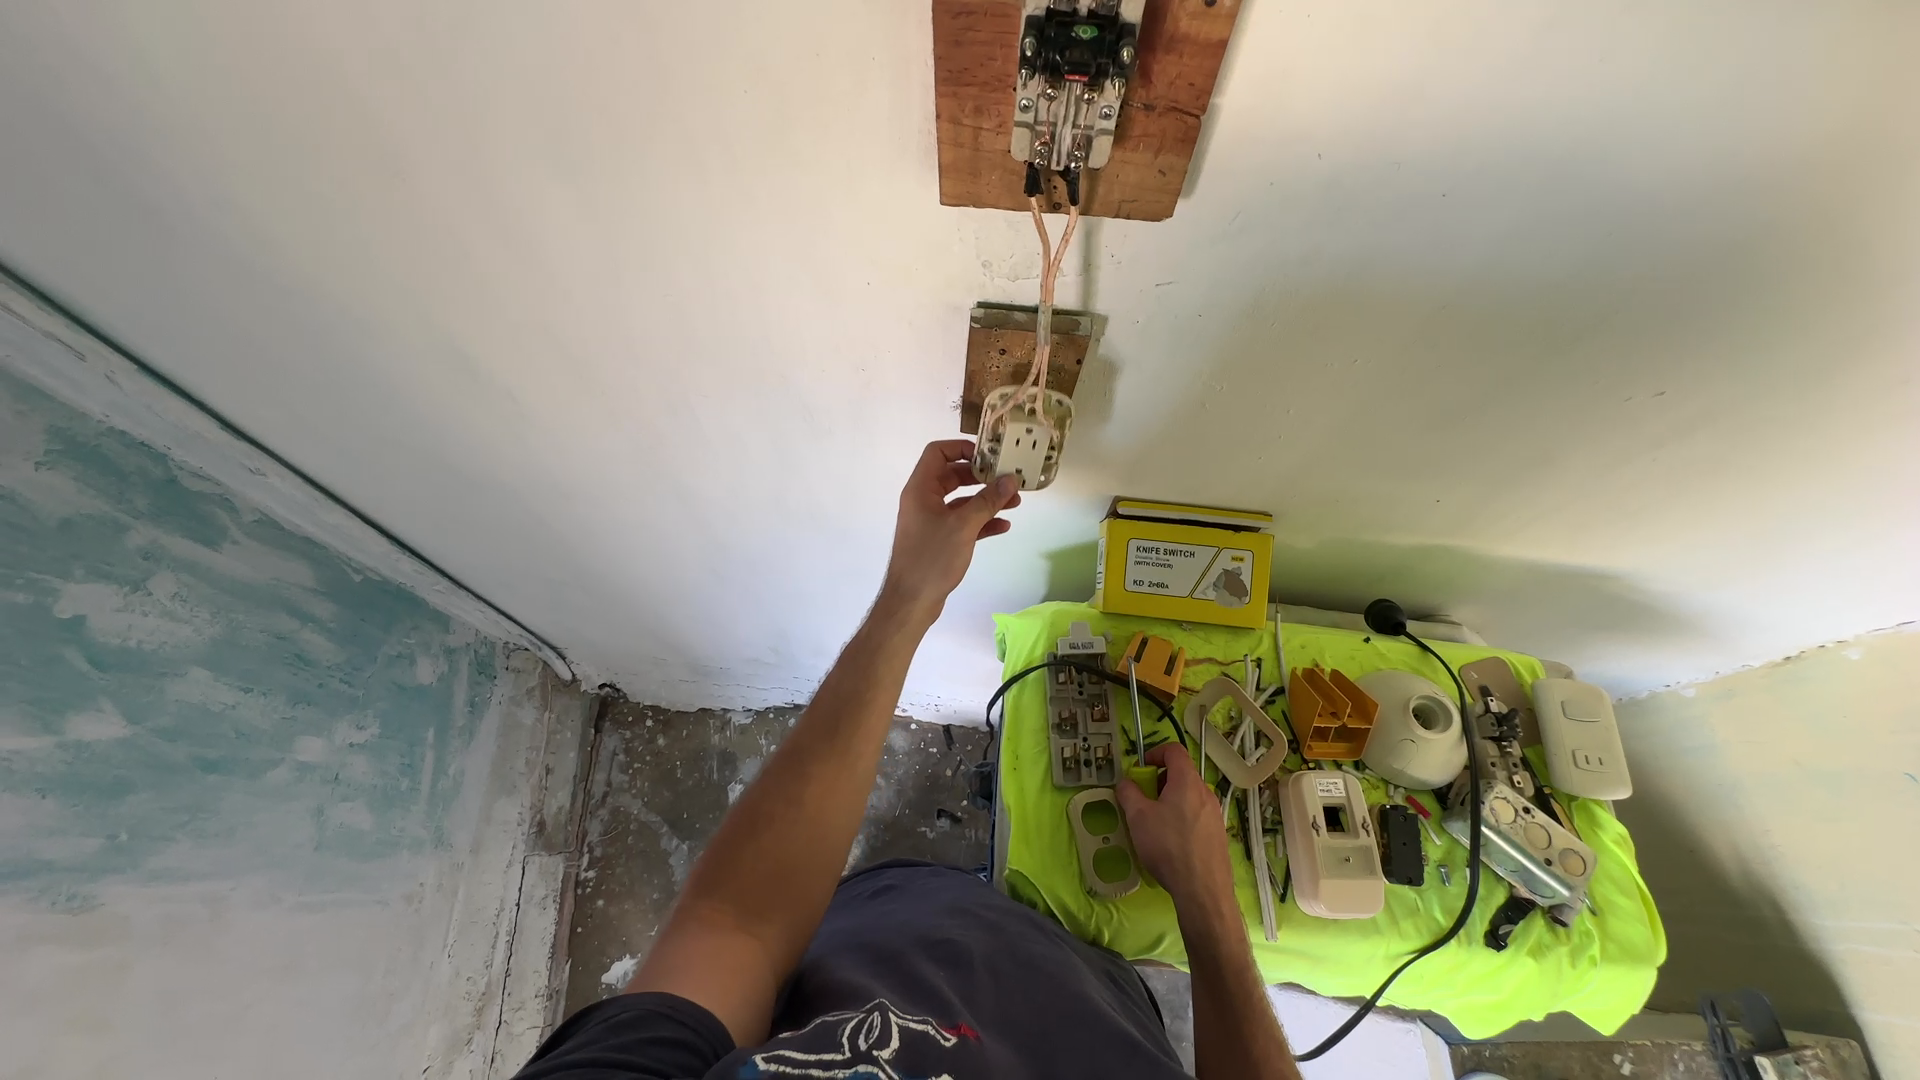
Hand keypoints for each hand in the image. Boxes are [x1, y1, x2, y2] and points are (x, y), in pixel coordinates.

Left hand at [877, 440, 1021, 624]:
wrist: (912, 600)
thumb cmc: (931, 558)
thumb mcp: (963, 526)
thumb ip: (988, 501)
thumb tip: (1010, 480)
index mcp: (920, 489)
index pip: (937, 453)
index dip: (961, 448)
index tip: (988, 455)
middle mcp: (923, 500)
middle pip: (953, 476)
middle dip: (981, 477)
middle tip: (1006, 478)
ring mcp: (931, 521)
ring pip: (961, 501)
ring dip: (986, 500)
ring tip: (1014, 503)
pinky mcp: (939, 540)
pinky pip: (962, 522)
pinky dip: (981, 521)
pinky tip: (1003, 526)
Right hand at [1118, 743, 1234, 907]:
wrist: (1202, 890)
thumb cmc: (1168, 847)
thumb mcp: (1138, 817)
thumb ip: (1128, 793)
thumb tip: (1126, 783)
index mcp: (1187, 781)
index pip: (1174, 750)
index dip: (1155, 753)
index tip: (1140, 769)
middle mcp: (1205, 793)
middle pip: (1182, 774)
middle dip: (1159, 781)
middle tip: (1144, 800)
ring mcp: (1215, 814)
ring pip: (1189, 796)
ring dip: (1170, 801)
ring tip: (1155, 824)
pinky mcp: (1219, 835)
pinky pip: (1197, 815)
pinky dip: (1182, 818)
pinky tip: (1172, 843)